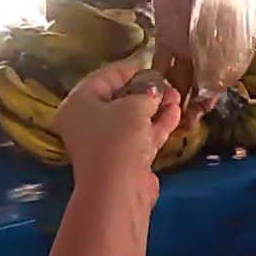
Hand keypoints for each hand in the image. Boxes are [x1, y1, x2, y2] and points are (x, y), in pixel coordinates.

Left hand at [53, 58, 180, 202]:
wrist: (119, 190)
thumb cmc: (118, 139)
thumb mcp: (133, 106)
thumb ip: (146, 93)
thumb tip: (154, 91)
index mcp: (79, 105)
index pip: (103, 78)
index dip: (128, 70)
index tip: (149, 64)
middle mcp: (89, 123)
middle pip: (119, 100)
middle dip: (146, 90)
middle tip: (167, 82)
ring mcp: (107, 144)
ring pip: (133, 119)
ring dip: (156, 107)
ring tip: (177, 94)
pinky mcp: (125, 160)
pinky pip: (141, 136)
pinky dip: (157, 124)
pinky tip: (175, 111)